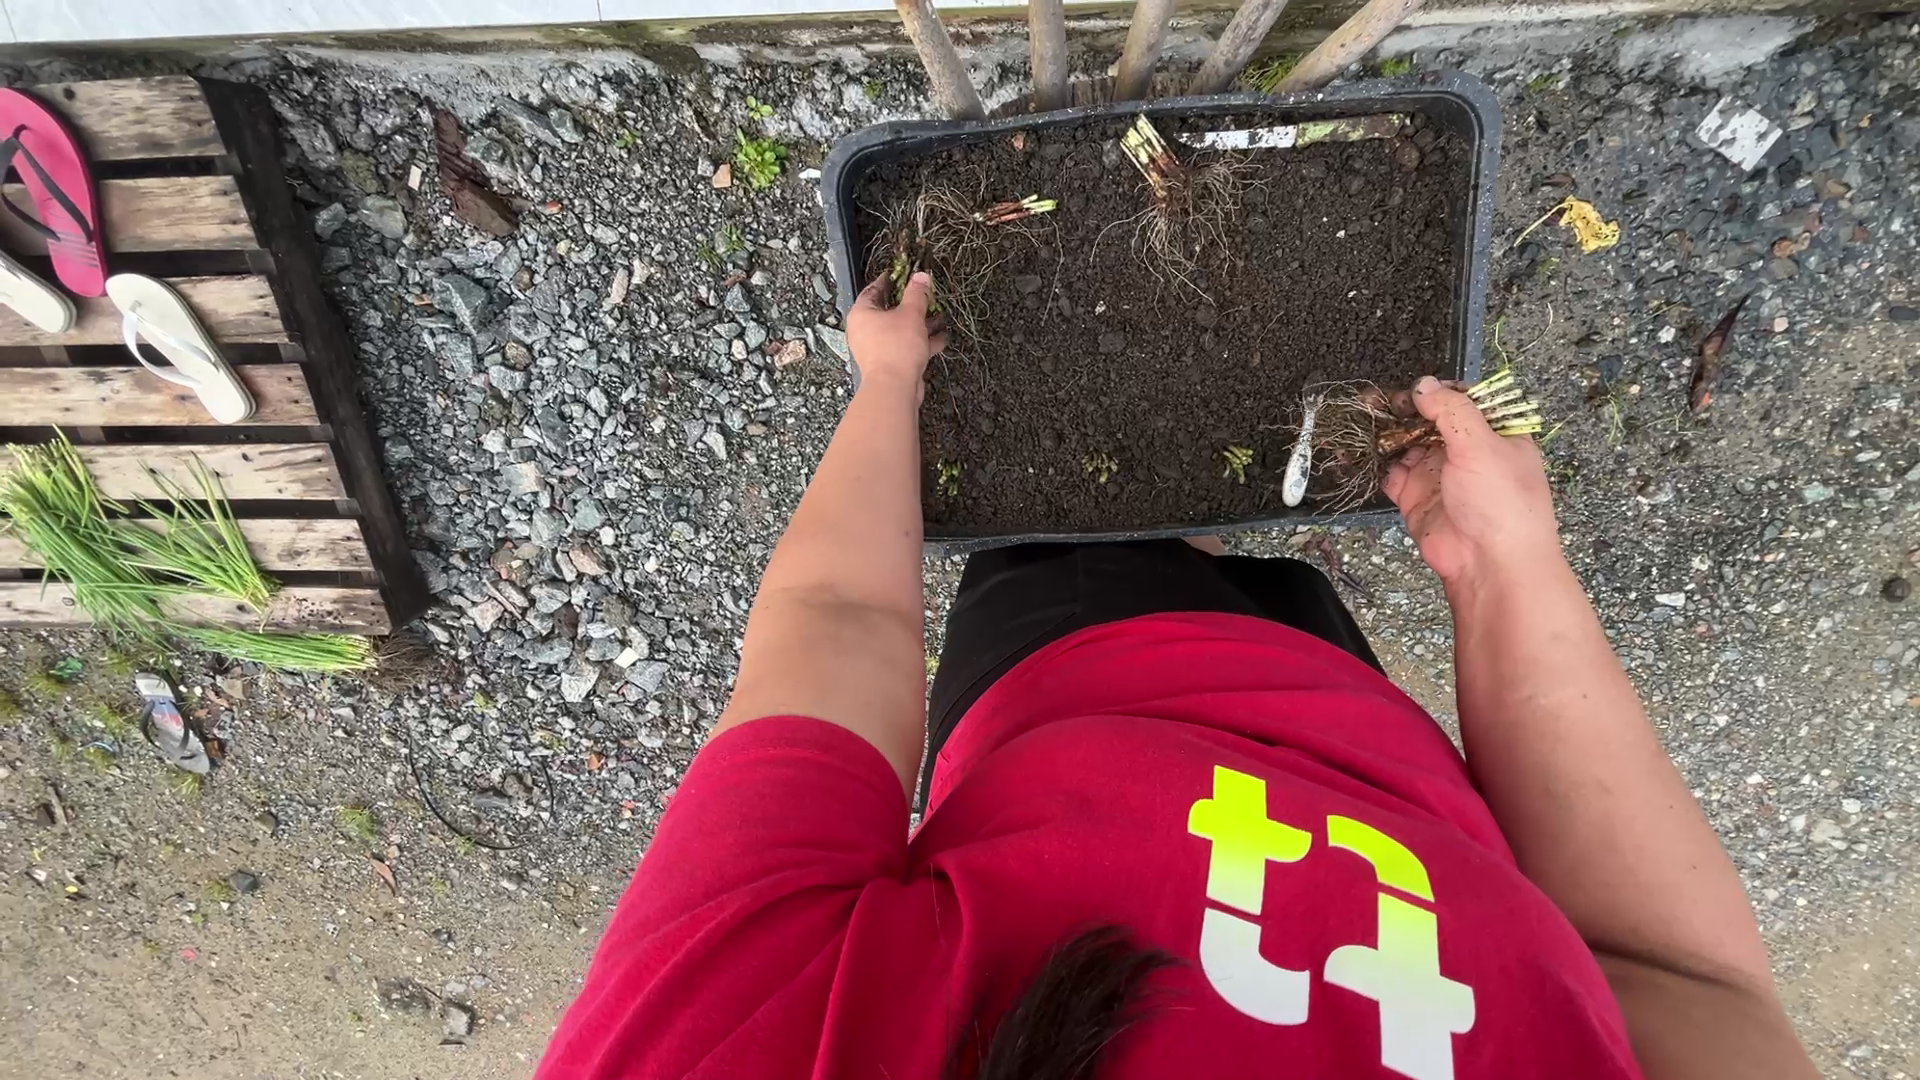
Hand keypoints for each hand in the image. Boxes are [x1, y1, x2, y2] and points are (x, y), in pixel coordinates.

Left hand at [846, 271, 946, 394]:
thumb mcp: (910, 314)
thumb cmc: (896, 346)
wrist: (895, 388)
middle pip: (889, 311)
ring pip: (901, 331)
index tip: (902, 273)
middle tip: (926, 294)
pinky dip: (922, 343)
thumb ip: (917, 294)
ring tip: (940, 316)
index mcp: (862, 314)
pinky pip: (906, 347)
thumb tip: (922, 275)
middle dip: (912, 304)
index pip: (873, 290)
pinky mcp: (891, 364)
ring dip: (921, 324)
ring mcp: (878, 349)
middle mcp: (866, 331)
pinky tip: (942, 338)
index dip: (889, 280)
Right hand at [1382, 376, 1561, 588]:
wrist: (1487, 561)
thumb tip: (1424, 385)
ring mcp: (1439, 476)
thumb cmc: (1501, 503)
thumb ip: (1451, 411)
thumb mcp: (1481, 445)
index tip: (1412, 389)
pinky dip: (1377, 466)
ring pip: (1407, 447)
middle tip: (1377, 403)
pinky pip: (1392, 477)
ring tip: (1364, 424)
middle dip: (1404, 414)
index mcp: (1495, 435)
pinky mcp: (1416, 499)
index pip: (1464, 403)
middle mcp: (1466, 453)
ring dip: (1387, 437)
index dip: (1437, 393)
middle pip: (1429, 423)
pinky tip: (1363, 455)